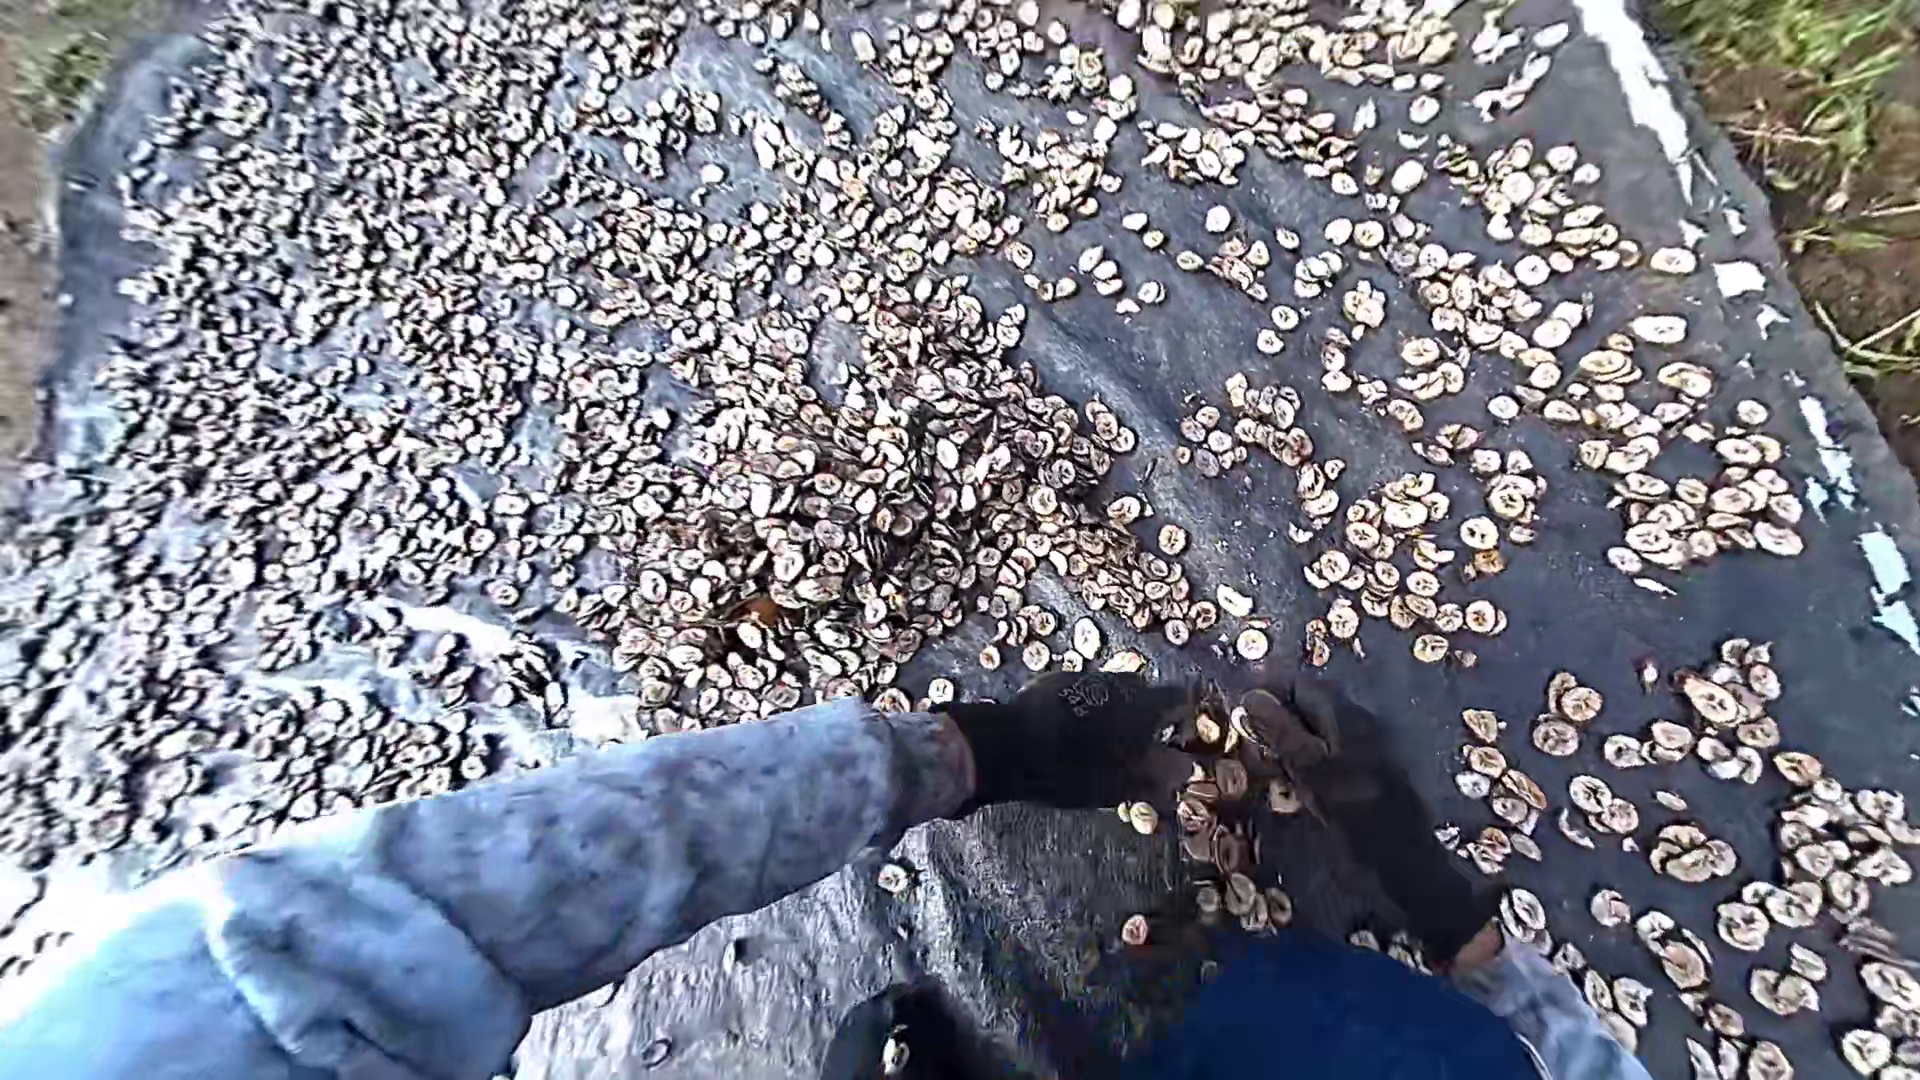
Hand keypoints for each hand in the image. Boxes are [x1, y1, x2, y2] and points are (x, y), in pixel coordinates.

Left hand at [940, 673, 1194, 811]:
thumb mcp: (1116, 784)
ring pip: (1111, 686)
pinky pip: (1083, 688)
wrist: (1008, 746)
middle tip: (1142, 733)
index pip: (1175, 697)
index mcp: (1136, 706)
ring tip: (1107, 731)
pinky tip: (1075, 723)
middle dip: (1146, 708)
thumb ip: (1153, 775)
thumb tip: (1183, 768)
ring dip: (1116, 703)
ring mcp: (1081, 677)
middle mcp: (1113, 682)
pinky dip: (1087, 702)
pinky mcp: (1054, 680)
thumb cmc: (1068, 770)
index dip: (1182, 709)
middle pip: (1142, 689)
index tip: (1183, 721)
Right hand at [1239, 673, 1496, 966]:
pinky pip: (1326, 752)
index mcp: (1344, 712)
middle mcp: (1357, 721)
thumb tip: (1251, 695)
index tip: (1243, 720)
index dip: (1266, 697)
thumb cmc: (1353, 808)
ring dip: (1287, 744)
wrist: (1406, 864)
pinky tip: (1296, 784)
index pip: (1295, 684)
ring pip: (1313, 731)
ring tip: (1272, 769)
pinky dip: (1305, 762)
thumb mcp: (1307, 765)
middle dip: (1275, 722)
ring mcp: (1365, 746)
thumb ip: (1278, 727)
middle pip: (1304, 705)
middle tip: (1255, 748)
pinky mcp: (1367, 770)